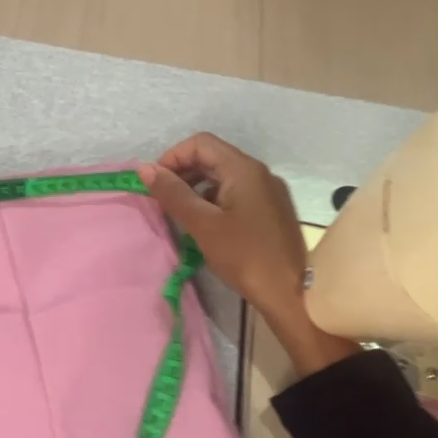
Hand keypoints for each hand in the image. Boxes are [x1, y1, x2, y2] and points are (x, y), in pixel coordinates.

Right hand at [138, 134, 357, 376]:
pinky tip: (205, 223)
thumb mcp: (202, 224)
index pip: (200, 143)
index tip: (156, 183)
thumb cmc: (245, 256)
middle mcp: (258, 173)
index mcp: (243, 169)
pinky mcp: (271, 210)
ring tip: (181, 212)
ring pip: (224, 176)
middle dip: (183, 172)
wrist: (293, 293)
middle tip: (163, 198)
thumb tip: (145, 168)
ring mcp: (268, 191)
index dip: (173, 157)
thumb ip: (172, 193)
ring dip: (197, 186)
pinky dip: (214, 199)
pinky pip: (236, 192)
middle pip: (213, 156)